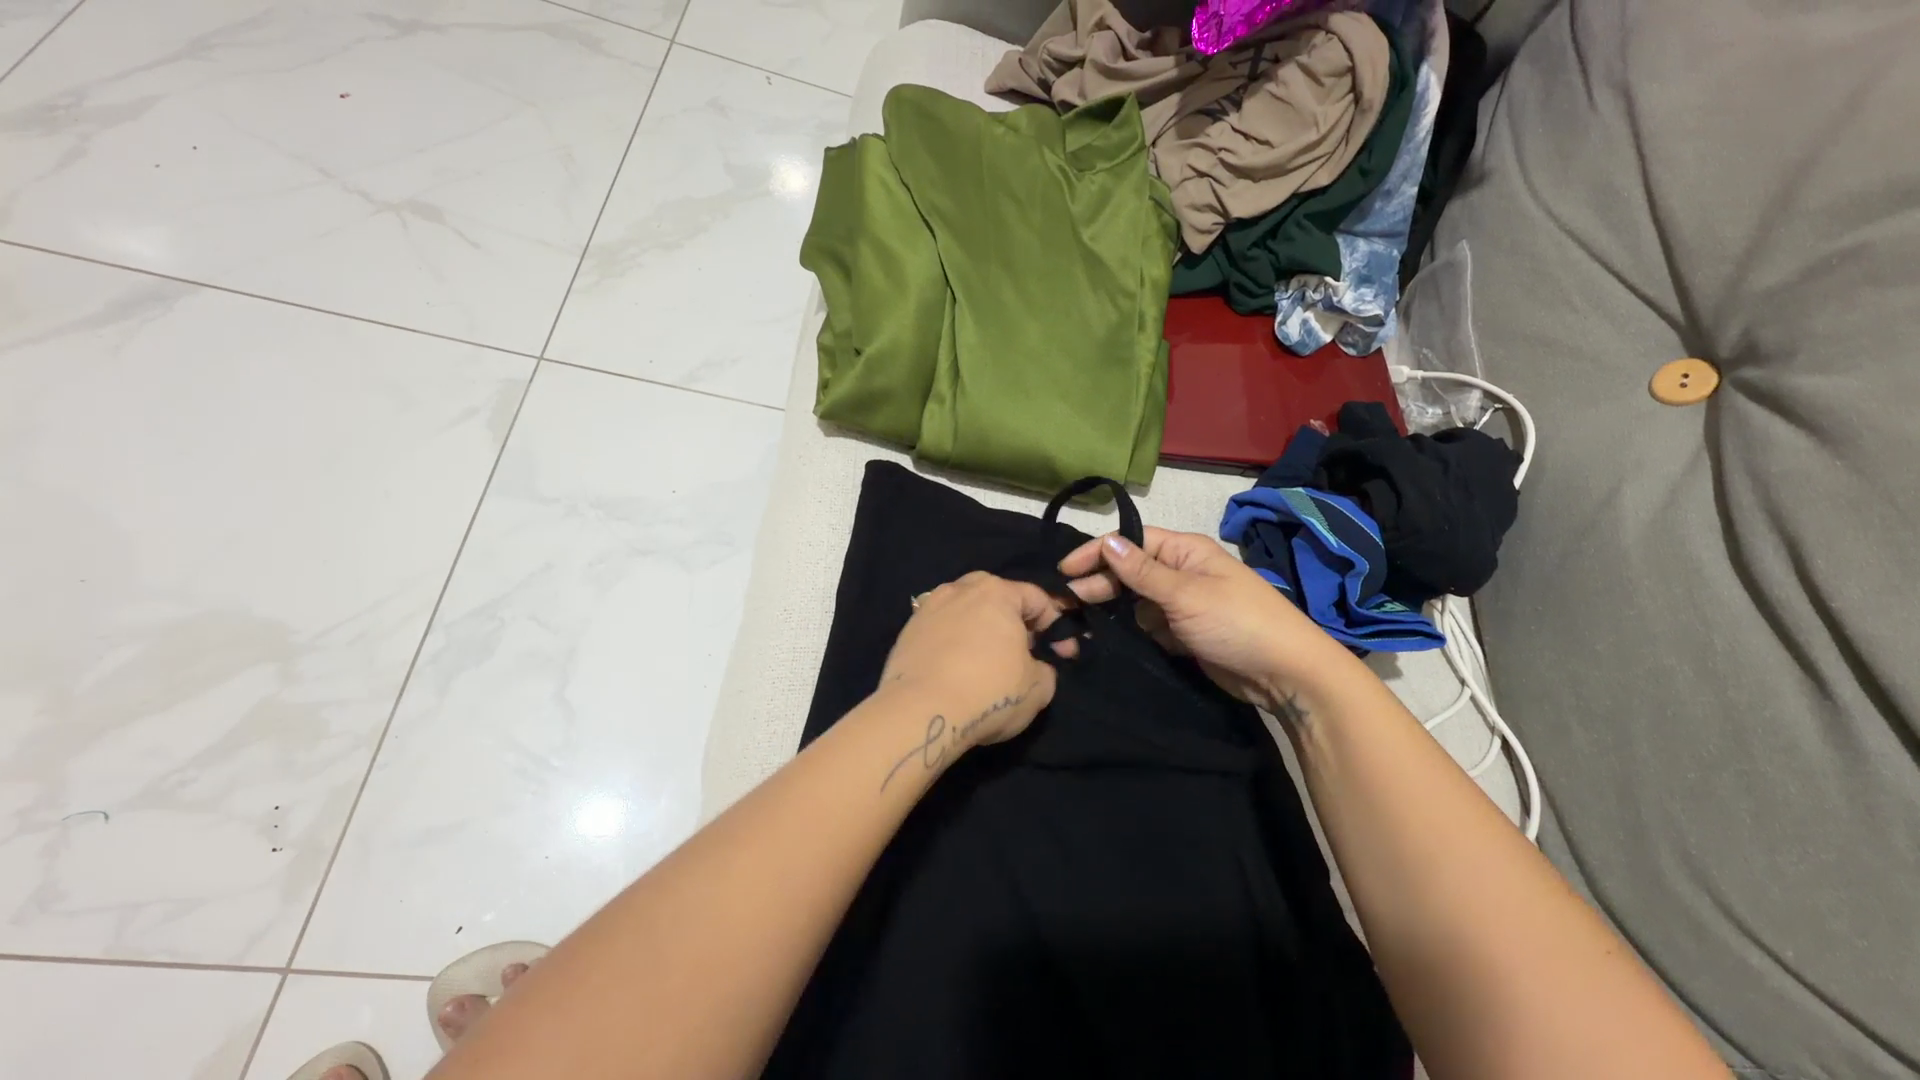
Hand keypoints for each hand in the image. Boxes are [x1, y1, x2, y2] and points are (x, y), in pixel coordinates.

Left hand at [877, 572, 1062, 750]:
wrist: (919, 713)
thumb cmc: (988, 693)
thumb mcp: (1038, 688)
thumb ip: (1045, 668)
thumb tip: (1034, 667)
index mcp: (996, 592)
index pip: (1037, 598)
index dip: (1056, 626)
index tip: (1063, 655)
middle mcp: (960, 589)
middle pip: (996, 596)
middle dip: (1014, 620)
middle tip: (1023, 651)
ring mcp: (928, 608)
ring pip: (964, 610)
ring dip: (980, 628)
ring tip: (986, 660)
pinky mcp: (906, 632)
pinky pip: (940, 630)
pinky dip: (953, 643)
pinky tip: (956, 669)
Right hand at [1059, 529, 1344, 714]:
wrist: (1285, 673)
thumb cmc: (1237, 623)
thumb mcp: (1186, 594)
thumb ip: (1142, 571)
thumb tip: (1107, 541)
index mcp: (1185, 551)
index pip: (1131, 542)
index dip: (1097, 552)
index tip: (1063, 572)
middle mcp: (1182, 572)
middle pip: (1130, 570)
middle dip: (1098, 582)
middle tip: (1065, 602)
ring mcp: (1183, 605)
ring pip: (1135, 600)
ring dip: (1110, 608)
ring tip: (1077, 620)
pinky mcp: (1184, 634)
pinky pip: (1148, 626)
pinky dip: (1129, 630)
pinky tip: (1104, 637)